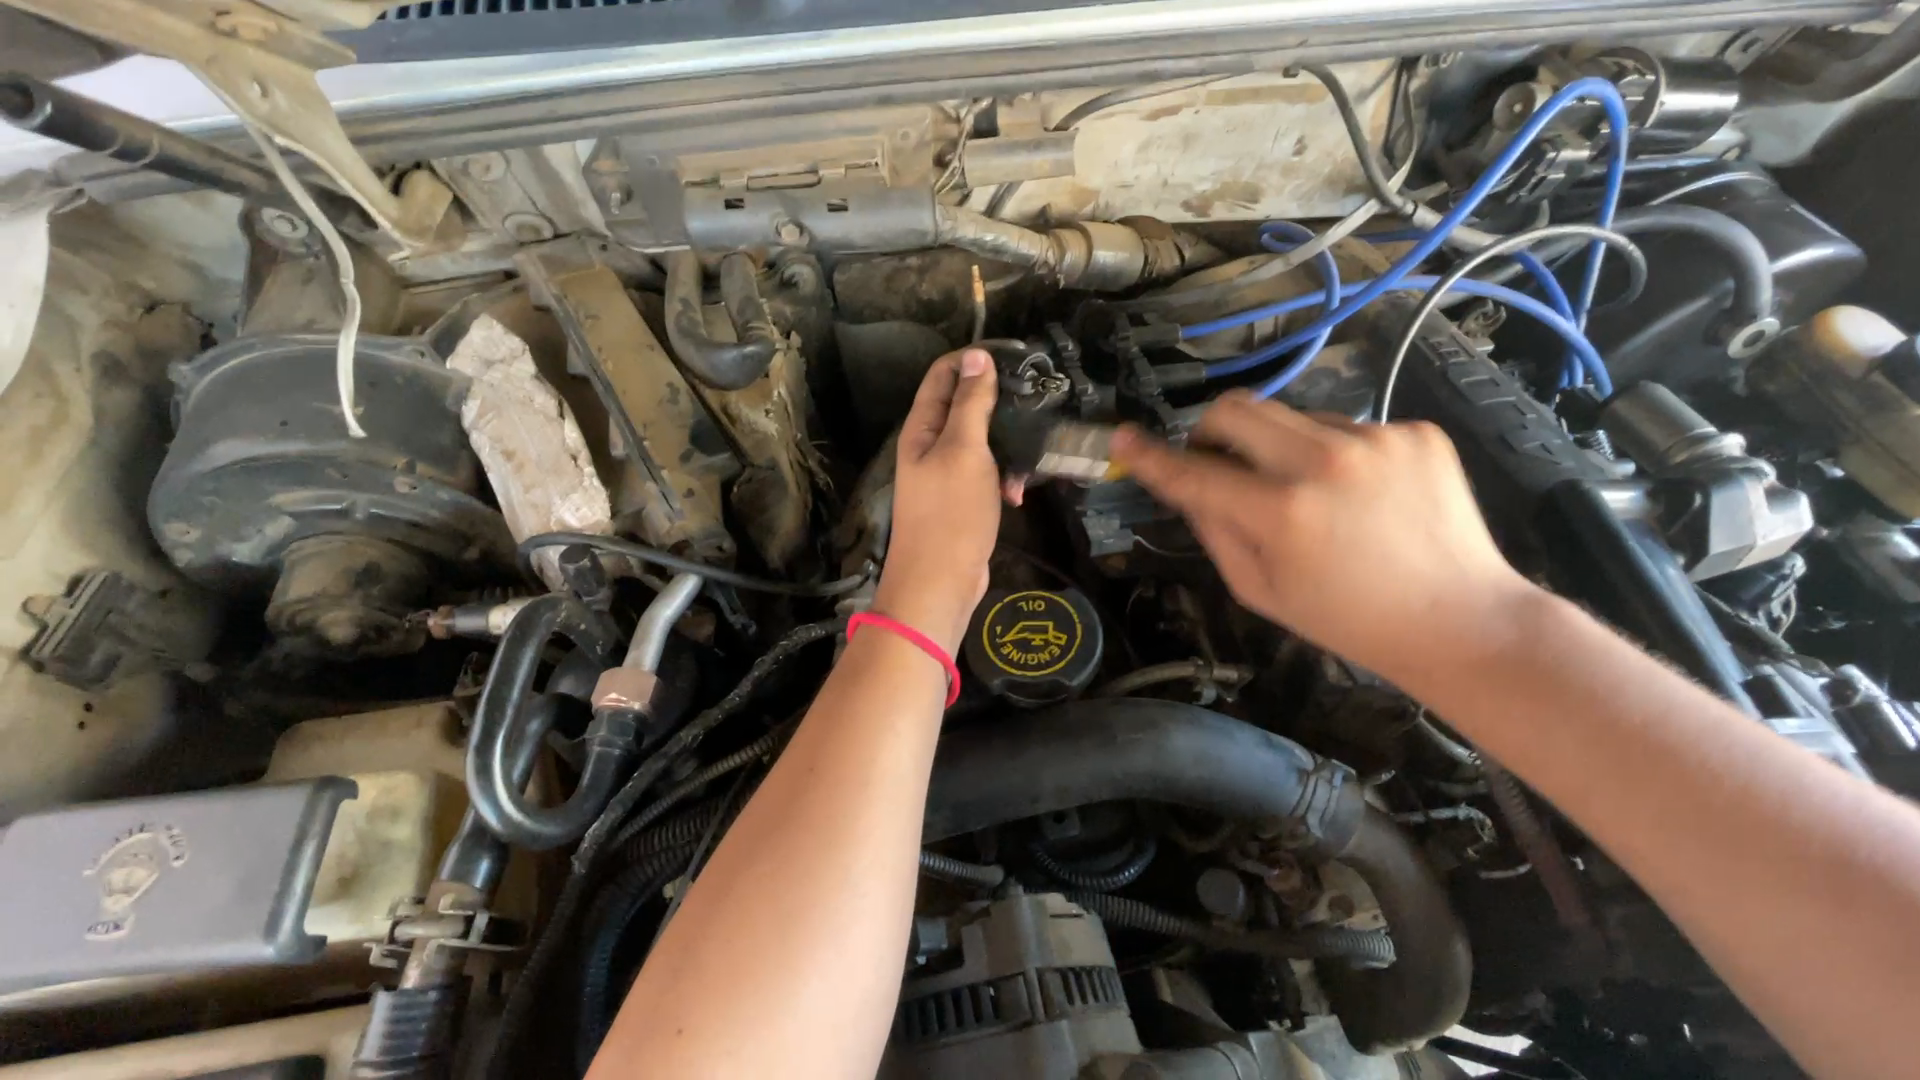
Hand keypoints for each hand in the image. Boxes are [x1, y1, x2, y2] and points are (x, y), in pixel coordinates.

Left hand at [873, 349, 1001, 653]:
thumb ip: (970, 404)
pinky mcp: (964, 500)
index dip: (974, 360)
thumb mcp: (964, 450)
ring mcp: (947, 474)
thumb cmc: (950, 513)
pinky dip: (1005, 479)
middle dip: (1000, 404)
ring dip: (1008, 447)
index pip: (942, 375)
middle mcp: (931, 446)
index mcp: (922, 428)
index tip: (1016, 357)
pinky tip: (1018, 495)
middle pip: (965, 406)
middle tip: (1037, 401)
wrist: (940, 583)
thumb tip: (976, 357)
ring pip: (983, 442)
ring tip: (1030, 457)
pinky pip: (988, 475)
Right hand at [1111, 393, 1534, 683]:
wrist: (1462, 621)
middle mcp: (1325, 461)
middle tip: (1218, 458)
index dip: (1151, 457)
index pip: (1195, 473)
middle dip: (1213, 429)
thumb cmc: (1348, 620)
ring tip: (1314, 496)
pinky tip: (1364, 496)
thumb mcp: (1262, 592)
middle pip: (1238, 409)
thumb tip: (1188, 487)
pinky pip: (1349, 428)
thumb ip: (1216, 533)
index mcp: (1282, 512)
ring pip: (1295, 418)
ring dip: (1282, 447)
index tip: (1122, 438)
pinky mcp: (1416, 432)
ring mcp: (1377, 439)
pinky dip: (1338, 455)